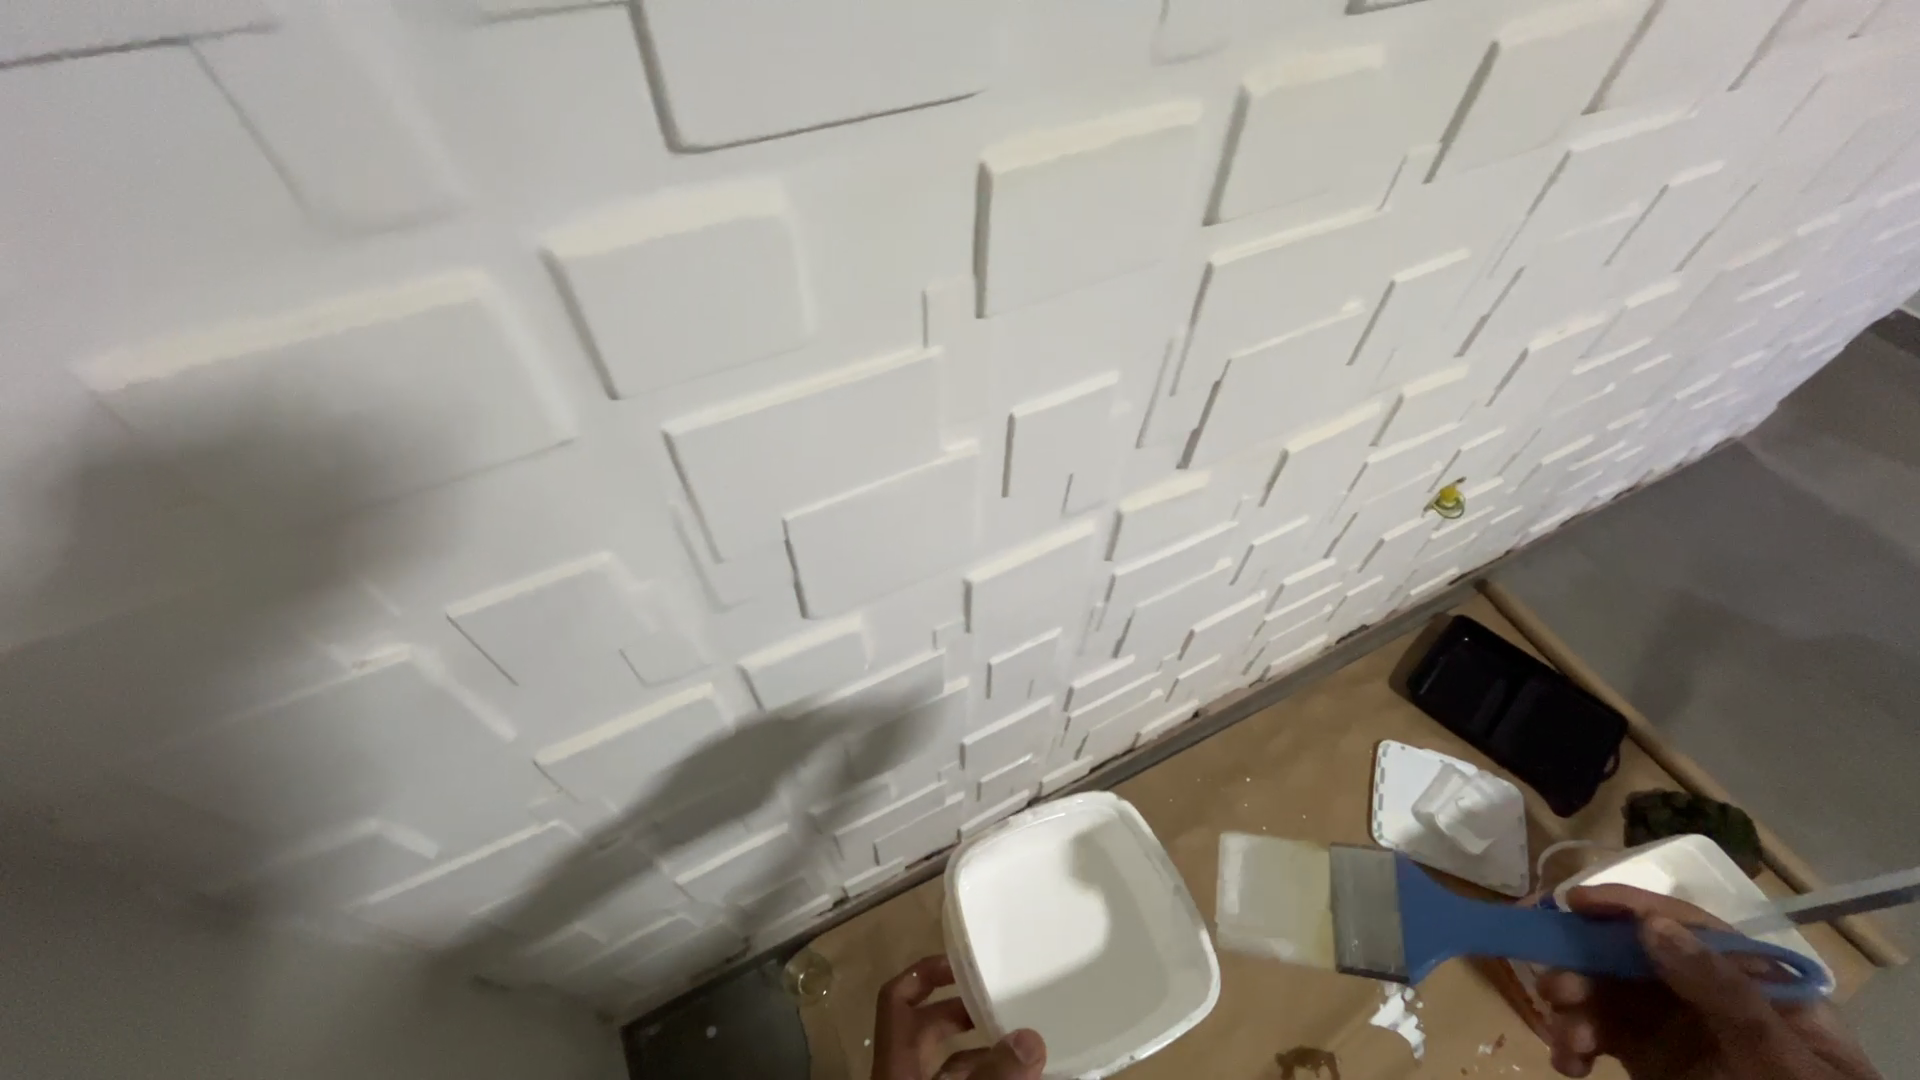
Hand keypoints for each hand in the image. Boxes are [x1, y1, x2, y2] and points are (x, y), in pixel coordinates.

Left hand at [872, 955, 1046, 1079]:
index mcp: (894, 1061)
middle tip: (999, 999)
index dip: (926, 973)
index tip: (963, 963)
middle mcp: (899, 1072)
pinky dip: (982, 1074)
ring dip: (977, 1046)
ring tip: (1016, 1038)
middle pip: (925, 1025)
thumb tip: (1031, 1038)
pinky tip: (1013, 1074)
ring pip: (944, 1060)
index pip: (898, 996)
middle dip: (962, 1009)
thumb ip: (993, 1073)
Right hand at [1541, 885, 1880, 1079]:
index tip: (1574, 902)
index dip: (1630, 906)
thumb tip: (1652, 924)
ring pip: (1602, 990)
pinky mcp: (1645, 1056)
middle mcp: (1707, 995)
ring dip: (1572, 1008)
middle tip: (1556, 990)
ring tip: (1568, 1040)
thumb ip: (1727, 994)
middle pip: (1628, 954)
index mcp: (1755, 984)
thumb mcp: (1781, 1061)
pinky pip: (1596, 1031)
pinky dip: (1572, 1041)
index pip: (1689, 926)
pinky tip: (1569, 1061)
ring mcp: (1673, 1027)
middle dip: (1582, 967)